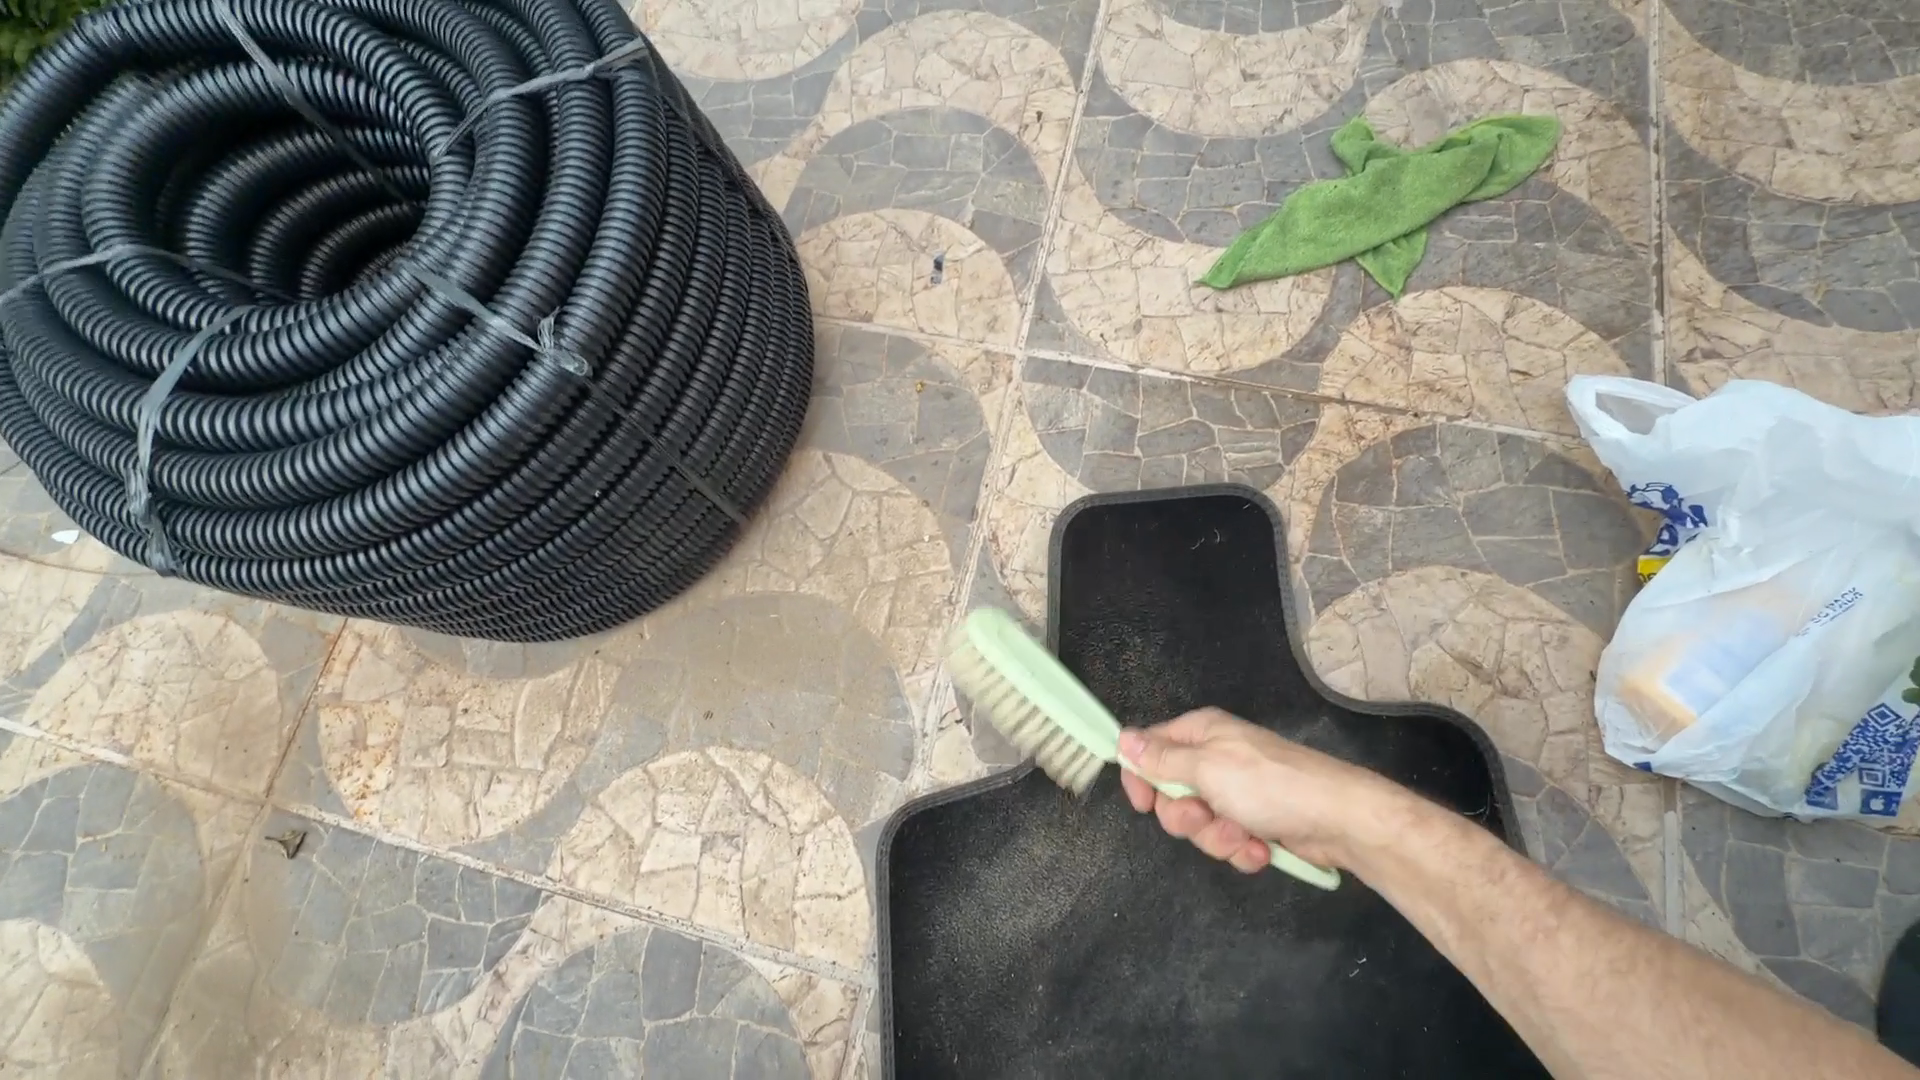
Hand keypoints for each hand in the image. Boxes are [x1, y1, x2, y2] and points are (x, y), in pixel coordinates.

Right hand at [1118, 708, 1404, 873]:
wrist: (1339, 819)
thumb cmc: (1268, 784)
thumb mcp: (1206, 767)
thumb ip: (1161, 758)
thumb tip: (1122, 738)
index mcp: (1200, 734)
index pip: (1149, 749)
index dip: (1140, 777)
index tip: (1143, 804)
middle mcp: (1214, 759)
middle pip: (1171, 793)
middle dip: (1186, 816)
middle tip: (1205, 817)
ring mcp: (1235, 792)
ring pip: (1198, 823)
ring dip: (1217, 837)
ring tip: (1243, 837)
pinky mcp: (1254, 822)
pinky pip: (1227, 841)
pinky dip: (1241, 849)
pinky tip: (1261, 849)